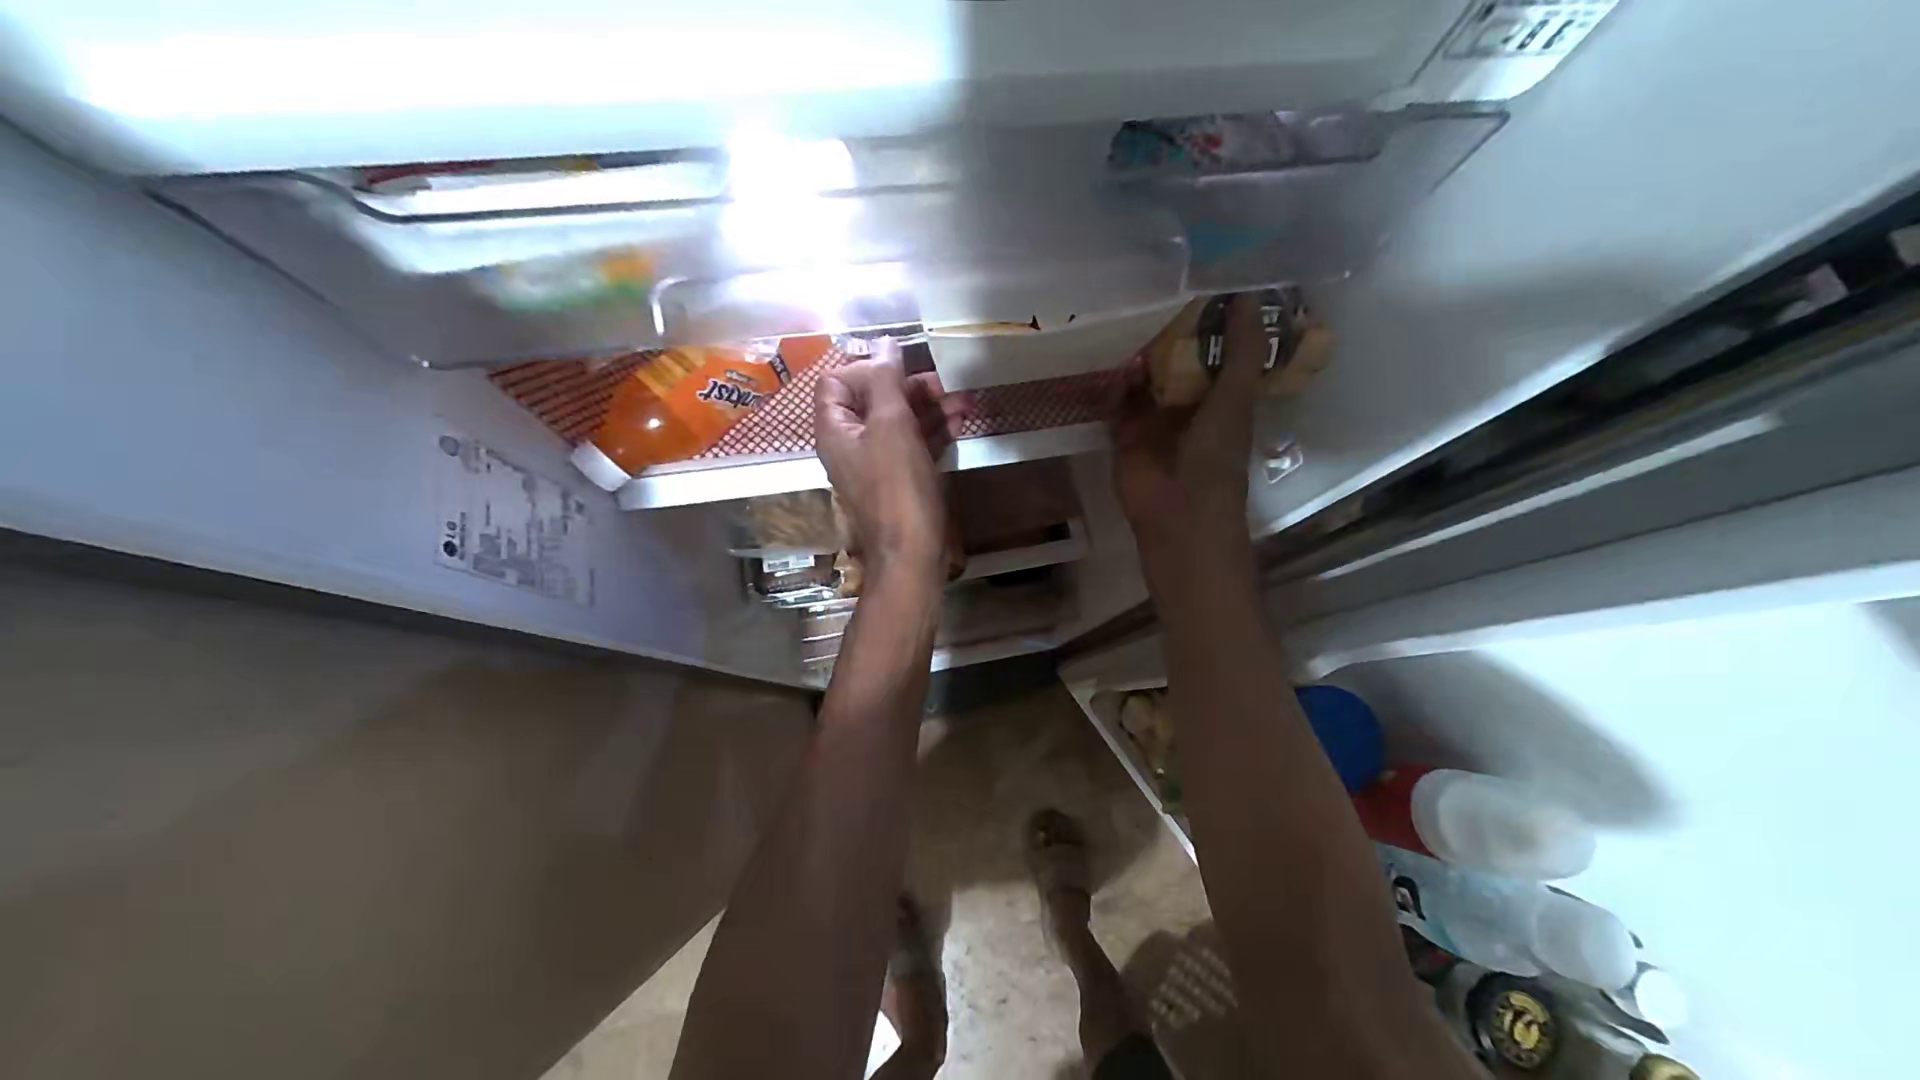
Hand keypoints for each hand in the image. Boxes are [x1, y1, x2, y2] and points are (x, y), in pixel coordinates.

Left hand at [815, 341, 962, 581]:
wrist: (914, 553)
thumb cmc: (898, 487)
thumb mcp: (891, 425)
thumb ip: (885, 379)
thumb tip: (883, 342)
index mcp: (835, 429)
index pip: (837, 382)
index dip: (866, 368)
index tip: (901, 368)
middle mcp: (851, 443)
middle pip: (874, 398)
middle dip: (909, 386)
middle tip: (943, 383)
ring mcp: (878, 462)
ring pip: (900, 420)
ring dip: (930, 407)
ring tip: (965, 401)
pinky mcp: (902, 477)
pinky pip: (914, 443)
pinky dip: (934, 431)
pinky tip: (961, 422)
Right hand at [1111, 293, 1261, 562]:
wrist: (1180, 511)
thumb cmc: (1218, 455)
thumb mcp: (1237, 396)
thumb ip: (1242, 349)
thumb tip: (1245, 295)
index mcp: (1223, 398)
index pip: (1215, 352)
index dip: (1209, 324)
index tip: (1199, 288)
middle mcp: (1189, 406)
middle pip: (1175, 363)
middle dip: (1167, 337)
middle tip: (1156, 301)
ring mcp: (1154, 422)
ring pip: (1144, 381)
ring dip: (1141, 361)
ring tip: (1135, 334)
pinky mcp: (1124, 436)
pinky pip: (1118, 404)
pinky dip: (1118, 388)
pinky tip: (1122, 372)